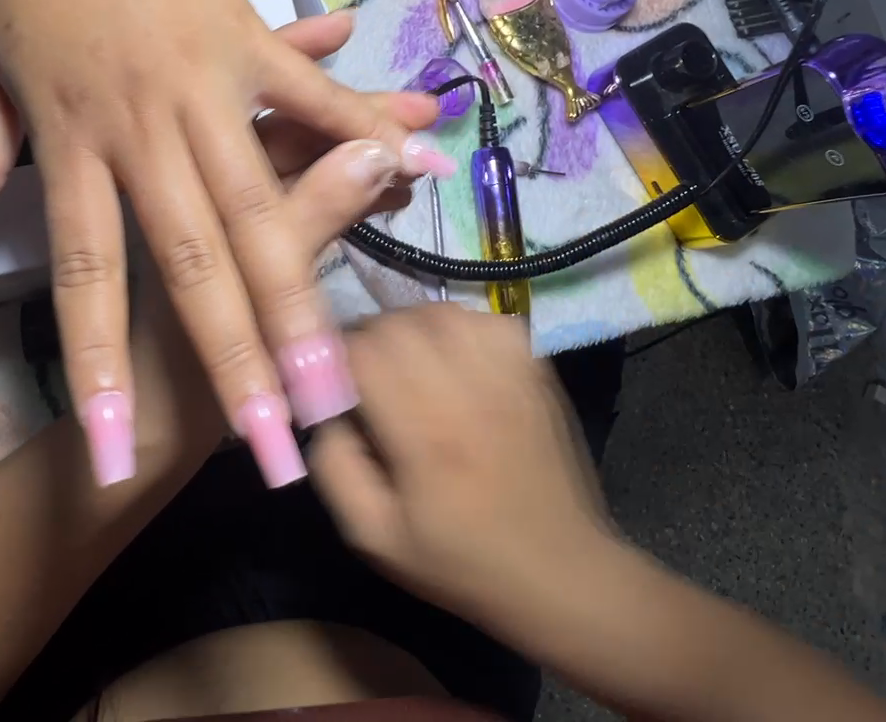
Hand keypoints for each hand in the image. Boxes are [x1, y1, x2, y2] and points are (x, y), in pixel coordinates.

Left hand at [0, 0, 452, 488]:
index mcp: (72, 139)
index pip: (86, 276)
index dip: (97, 369)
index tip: (113, 455)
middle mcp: (143, 128)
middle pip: (193, 263)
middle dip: (234, 366)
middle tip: (275, 451)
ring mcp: (204, 82)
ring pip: (259, 203)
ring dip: (301, 290)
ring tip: (340, 368)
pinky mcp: (250, 36)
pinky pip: (309, 93)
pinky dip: (358, 128)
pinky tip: (414, 168)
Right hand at [308, 306, 619, 640]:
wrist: (560, 573)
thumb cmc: (459, 560)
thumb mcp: (373, 534)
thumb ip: (334, 466)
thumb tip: (325, 407)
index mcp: (424, 436)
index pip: (364, 353)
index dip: (335, 355)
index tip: (331, 378)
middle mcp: (468, 393)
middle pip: (399, 323)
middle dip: (367, 337)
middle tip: (363, 369)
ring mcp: (509, 377)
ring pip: (442, 311)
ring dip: (410, 325)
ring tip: (404, 358)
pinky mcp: (536, 373)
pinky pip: (488, 320)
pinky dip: (460, 326)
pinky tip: (452, 355)